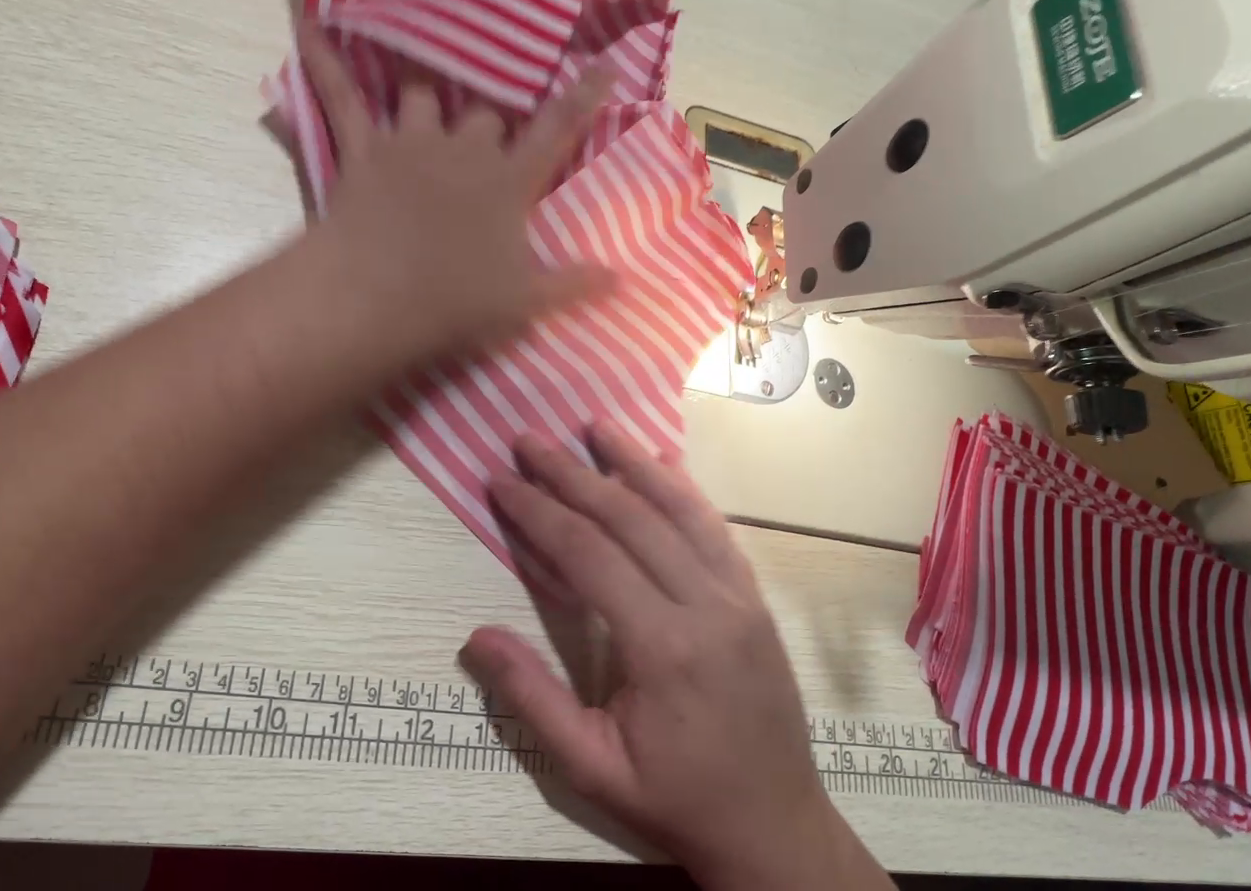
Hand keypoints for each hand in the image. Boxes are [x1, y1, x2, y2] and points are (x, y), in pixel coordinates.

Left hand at [296, 21, 614, 357]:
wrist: (377, 297)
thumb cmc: (455, 300)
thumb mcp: (524, 300)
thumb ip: (573, 283)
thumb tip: (622, 278)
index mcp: (508, 181)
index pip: (557, 129)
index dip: (582, 97)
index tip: (603, 64)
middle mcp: (464, 150)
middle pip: (486, 111)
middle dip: (492, 113)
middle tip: (490, 121)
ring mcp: (411, 143)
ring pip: (424, 93)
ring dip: (428, 82)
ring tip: (427, 68)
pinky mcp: (363, 150)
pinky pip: (342, 98)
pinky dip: (323, 63)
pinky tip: (306, 26)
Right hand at [459, 423, 892, 890]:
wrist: (774, 826)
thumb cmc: (675, 799)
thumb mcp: (591, 767)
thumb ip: (533, 699)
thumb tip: (475, 636)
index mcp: (663, 647)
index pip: (588, 554)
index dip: (538, 511)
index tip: (501, 479)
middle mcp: (707, 606)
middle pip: (630, 518)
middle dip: (572, 474)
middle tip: (528, 439)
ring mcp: (738, 598)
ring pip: (680, 511)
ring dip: (633, 462)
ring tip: (595, 424)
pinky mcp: (754, 600)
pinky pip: (716, 530)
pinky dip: (685, 490)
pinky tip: (662, 461)